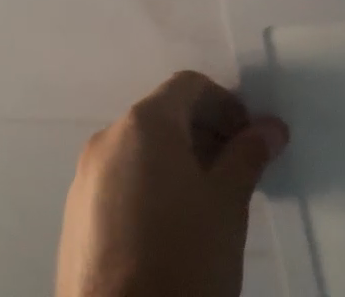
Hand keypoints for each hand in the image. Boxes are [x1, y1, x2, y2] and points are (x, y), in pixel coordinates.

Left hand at [56, 71, 288, 296]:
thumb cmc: (182, 257)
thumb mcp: (228, 202)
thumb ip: (249, 155)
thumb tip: (269, 128)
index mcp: (144, 125)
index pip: (189, 86)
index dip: (226, 105)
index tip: (250, 140)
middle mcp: (107, 141)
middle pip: (163, 116)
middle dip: (204, 133)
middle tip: (237, 171)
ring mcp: (84, 182)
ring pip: (141, 152)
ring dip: (179, 162)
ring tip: (208, 205)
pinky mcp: (75, 221)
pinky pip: (120, 183)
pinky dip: (151, 188)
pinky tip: (173, 231)